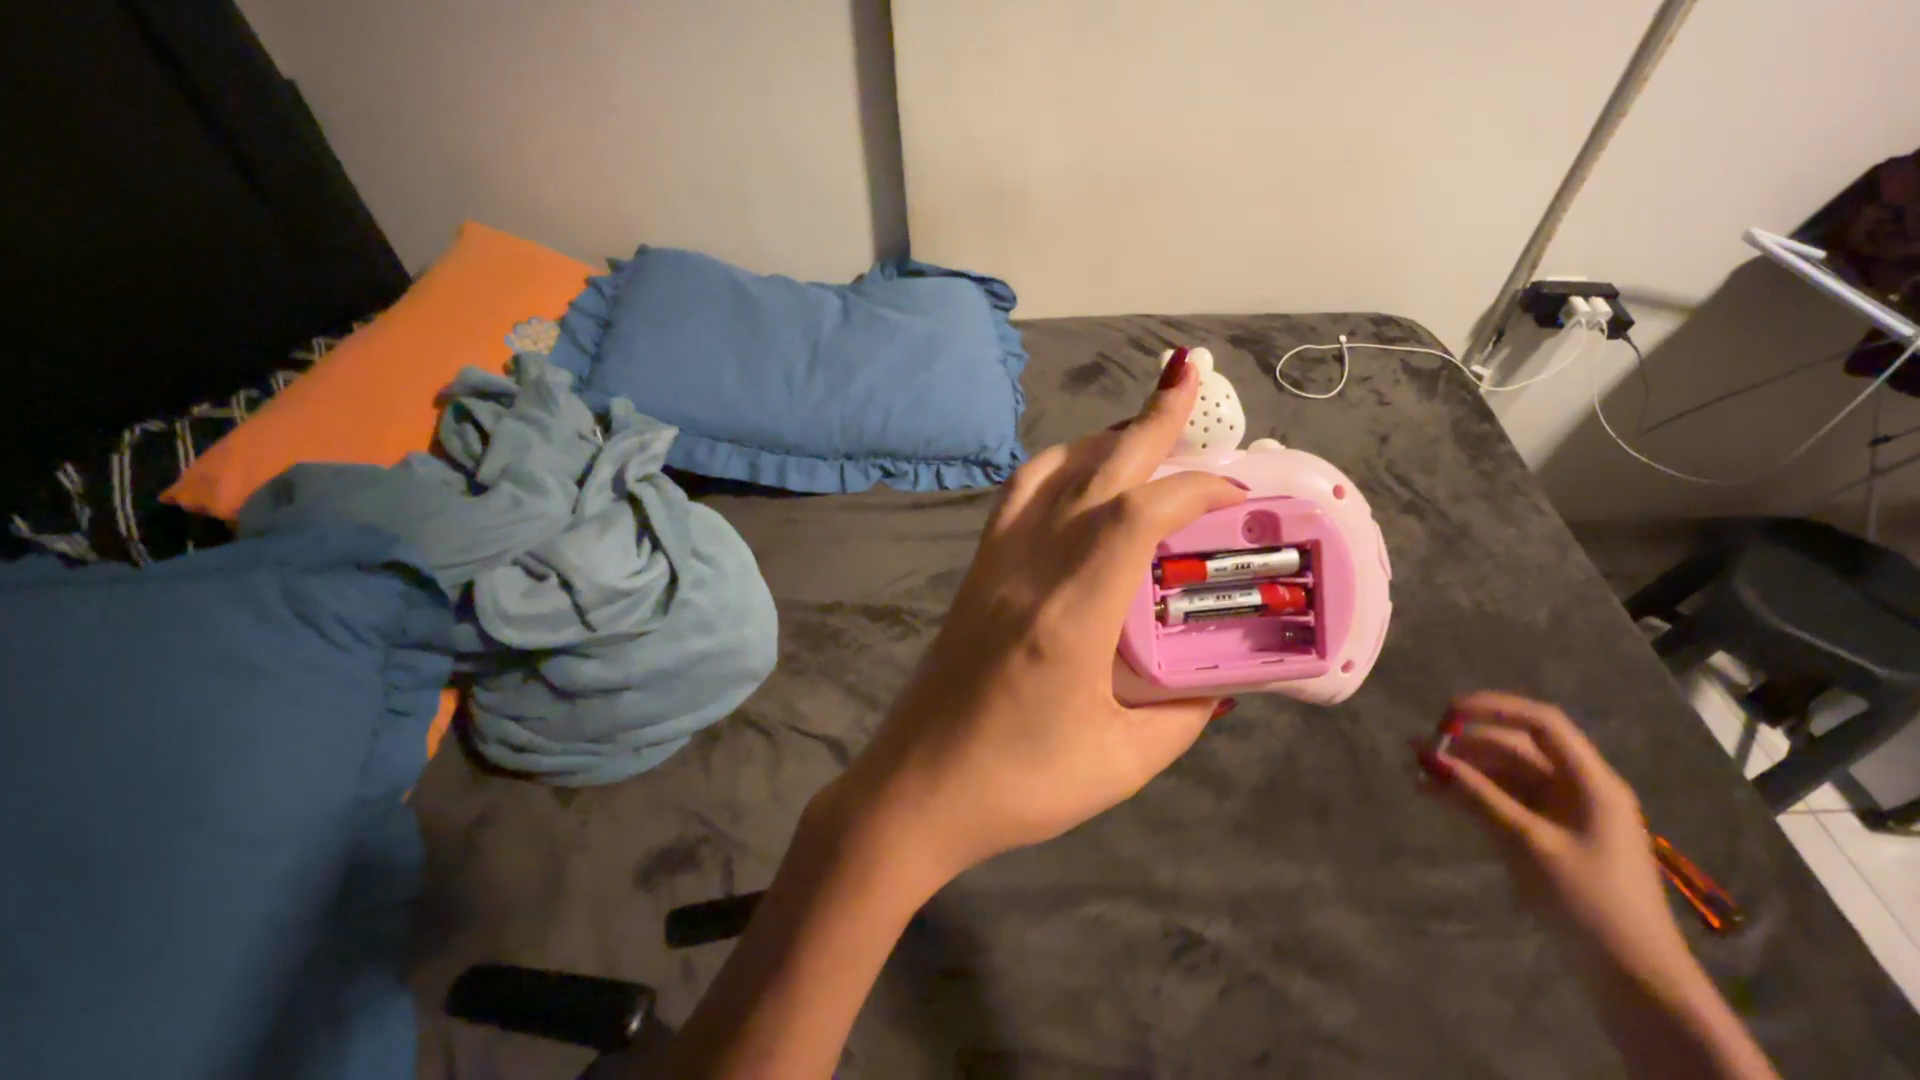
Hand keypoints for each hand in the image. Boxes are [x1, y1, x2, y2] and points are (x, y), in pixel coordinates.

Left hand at [812, 351, 1247, 884]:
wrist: (913, 792)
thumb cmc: (1018, 786)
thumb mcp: (1121, 763)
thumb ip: (1182, 718)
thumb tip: (1220, 686)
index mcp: (1070, 613)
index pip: (1138, 515)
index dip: (1194, 487)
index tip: (1236, 490)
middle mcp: (1028, 571)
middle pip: (1095, 472)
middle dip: (1150, 421)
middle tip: (1190, 378)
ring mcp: (993, 568)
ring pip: (1048, 473)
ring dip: (1100, 441)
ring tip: (1143, 431)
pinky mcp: (974, 578)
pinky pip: (1017, 499)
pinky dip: (1057, 469)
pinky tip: (1079, 480)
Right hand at [1417, 691, 1688, 974]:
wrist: (1630, 974)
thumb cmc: (1588, 900)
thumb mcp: (1528, 843)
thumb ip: (1479, 797)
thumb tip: (1430, 756)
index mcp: (1591, 782)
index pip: (1541, 724)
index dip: (1493, 709)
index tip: (1445, 712)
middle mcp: (1579, 789)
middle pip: (1519, 748)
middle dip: (1468, 744)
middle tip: (1420, 748)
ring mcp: (1564, 815)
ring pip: (1507, 776)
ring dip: (1465, 771)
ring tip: (1418, 774)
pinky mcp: (1549, 838)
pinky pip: (1506, 803)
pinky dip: (1473, 796)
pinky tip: (1438, 796)